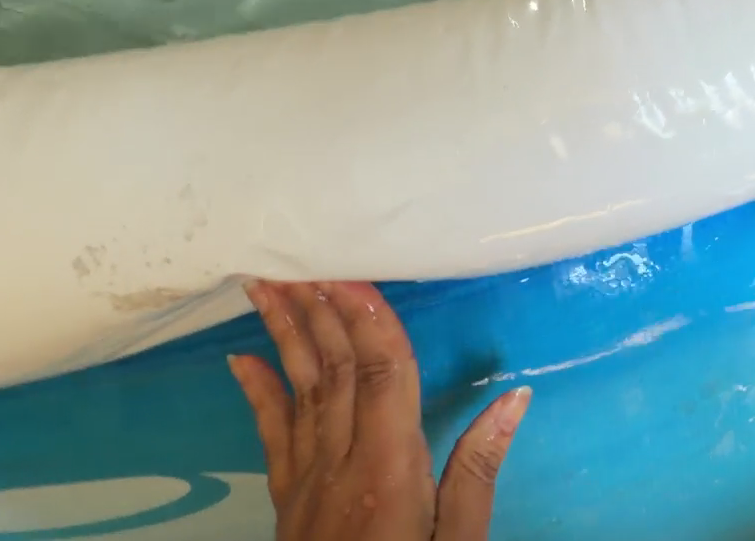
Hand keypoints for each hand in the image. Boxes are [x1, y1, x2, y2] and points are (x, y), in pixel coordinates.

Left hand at [229, 281, 531, 540]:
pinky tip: (239, 358)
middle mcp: (339, 464)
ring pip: (296, 392)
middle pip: (329, 373)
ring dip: (284, 335)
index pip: (378, 377)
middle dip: (317, 310)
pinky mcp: (288, 499)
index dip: (367, 322)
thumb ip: (479, 469)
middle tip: (296, 255)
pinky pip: (271, 435)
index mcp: (387, 469)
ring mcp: (305, 481)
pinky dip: (255, 393)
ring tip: (267, 286)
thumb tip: (515, 395)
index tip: (351, 272)